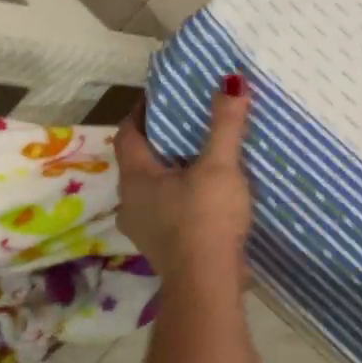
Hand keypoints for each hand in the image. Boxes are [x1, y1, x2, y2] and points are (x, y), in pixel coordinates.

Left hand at [116, 75, 253, 293]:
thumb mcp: (220, 166)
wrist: (207, 281)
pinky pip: (171, 210)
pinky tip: (210, 197)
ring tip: (205, 158)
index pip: (130, 133)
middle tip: (191, 123)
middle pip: (142, 161)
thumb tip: (232, 81)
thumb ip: (225, 125)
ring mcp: (147, 228)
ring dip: (176, 172)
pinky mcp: (166, 245)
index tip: (165, 96)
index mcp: (137, 177)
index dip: (143, 112)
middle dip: (164, 141)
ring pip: (157, 188)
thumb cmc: (206, 218)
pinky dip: (186, 197)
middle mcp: (133, 201)